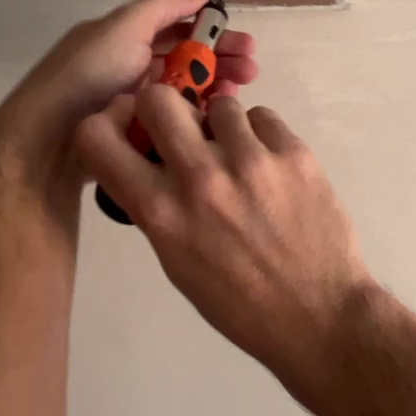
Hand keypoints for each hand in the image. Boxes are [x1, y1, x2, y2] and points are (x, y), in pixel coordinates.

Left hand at [0, 0, 257, 179]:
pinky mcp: (138, 135)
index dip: (212, 32)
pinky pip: (175, 121)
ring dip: (215, 89)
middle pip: (187, 60)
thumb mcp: (122, 27)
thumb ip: (162, 7)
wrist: (50, 137)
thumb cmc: (88, 75)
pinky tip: (217, 120)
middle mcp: (132, 68)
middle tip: (252, 71)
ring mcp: (136, 104)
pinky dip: (198, 118)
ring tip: (237, 95)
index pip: (179, 29)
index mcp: (126, 39)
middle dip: (222, 61)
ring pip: (186, 91)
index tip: (245, 43)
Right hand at [74, 87, 377, 384]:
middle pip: (158, 99)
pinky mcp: (294, 154)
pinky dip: (262, 137)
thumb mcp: (178, 264)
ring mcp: (251, 161)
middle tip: (184, 134)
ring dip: (223, 129)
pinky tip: (271, 168)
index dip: (109, 126)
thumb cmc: (240, 303)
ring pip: (220, 105)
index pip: (97, 138)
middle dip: (165, 112)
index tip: (131, 133)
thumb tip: (151, 161)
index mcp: (161, 213)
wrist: (319, 316)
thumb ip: (157, 208)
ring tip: (241, 162)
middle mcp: (200, 178)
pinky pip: (263, 117)